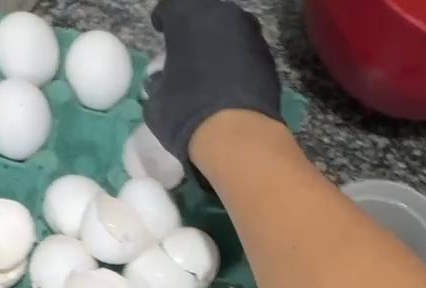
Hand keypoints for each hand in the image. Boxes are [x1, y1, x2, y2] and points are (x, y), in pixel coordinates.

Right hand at [145, 0, 283, 171]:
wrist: (236, 136)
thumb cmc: (186, 113)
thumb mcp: (157, 102)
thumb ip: (159, 82)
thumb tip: (162, 80)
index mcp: (188, 15)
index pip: (170, 7)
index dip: (164, 20)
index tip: (161, 32)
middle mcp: (222, 14)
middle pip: (204, 16)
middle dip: (194, 33)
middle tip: (186, 54)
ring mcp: (250, 34)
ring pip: (229, 33)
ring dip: (219, 47)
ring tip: (211, 72)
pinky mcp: (268, 58)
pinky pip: (246, 55)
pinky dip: (237, 65)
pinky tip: (231, 86)